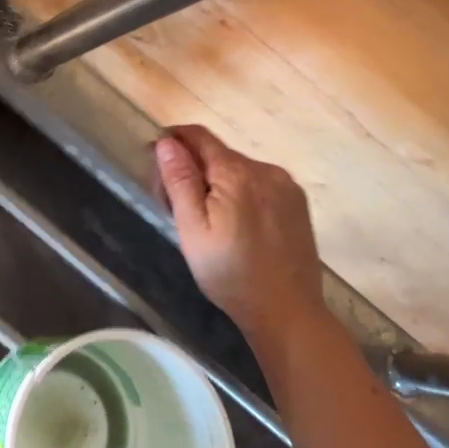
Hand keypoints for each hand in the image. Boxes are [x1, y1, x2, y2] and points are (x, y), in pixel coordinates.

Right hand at [155, 125, 327, 342]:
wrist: (286, 311)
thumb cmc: (229, 272)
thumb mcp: (192, 228)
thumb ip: (179, 181)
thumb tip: (166, 142)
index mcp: (237, 173)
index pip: (199, 137)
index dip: (172, 140)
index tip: (152, 158)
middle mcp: (266, 170)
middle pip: (217, 154)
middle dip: (190, 168)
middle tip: (172, 205)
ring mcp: (286, 187)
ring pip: (237, 169)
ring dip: (214, 181)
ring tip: (203, 219)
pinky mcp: (296, 204)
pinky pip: (257, 184)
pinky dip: (237, 192)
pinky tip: (232, 224)